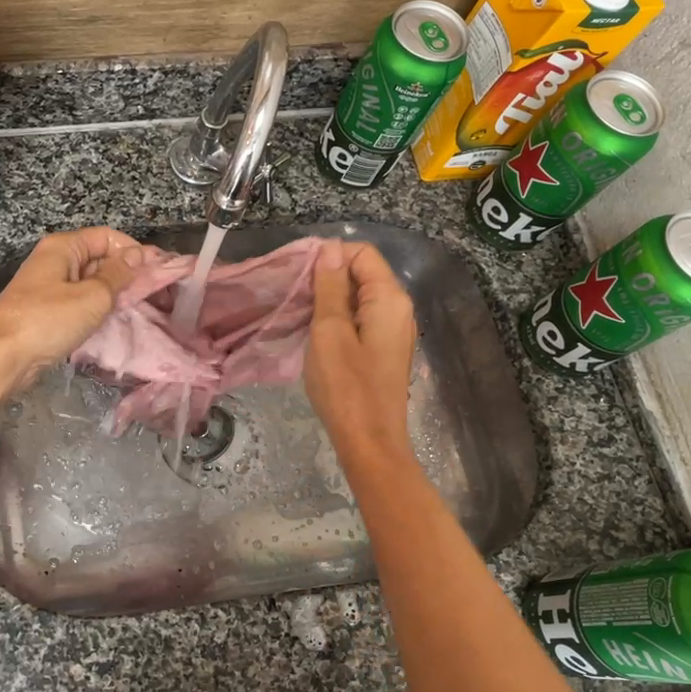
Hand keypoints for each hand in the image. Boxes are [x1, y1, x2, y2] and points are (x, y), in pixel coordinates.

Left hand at [0, 227, 143, 385]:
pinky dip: (96, 307)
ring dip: (112, 292)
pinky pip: (79, 300)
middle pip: (98, 257)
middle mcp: (54, 260)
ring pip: (90, 281)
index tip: (157, 270)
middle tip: (153, 292)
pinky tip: (111, 320)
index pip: (107, 237)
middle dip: (125, 272)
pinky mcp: (46, 310)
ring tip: (137, 307)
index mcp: (63, 247)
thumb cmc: (48, 321)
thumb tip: (137, 256)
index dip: (133, 250)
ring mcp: (48, 286)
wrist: (2, 358)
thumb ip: (117, 274)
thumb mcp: (92, 296)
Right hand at [306, 240, 418, 465]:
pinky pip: (360, 319)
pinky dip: (337, 319)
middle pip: (362, 273)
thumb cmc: (346, 387)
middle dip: (327, 277)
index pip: (362, 253)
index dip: (329, 255)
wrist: (369, 443)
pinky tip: (314, 333)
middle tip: (292, 294)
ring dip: (329, 299)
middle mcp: (398, 309)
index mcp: (390, 298)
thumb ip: (330, 287)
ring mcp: (392, 331)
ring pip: (359, 298)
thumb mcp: (329, 331)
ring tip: (298, 312)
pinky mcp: (383, 350)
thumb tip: (330, 249)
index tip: (296, 273)